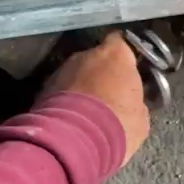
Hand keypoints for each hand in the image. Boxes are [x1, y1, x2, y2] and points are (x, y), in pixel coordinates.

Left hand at [42, 32, 149, 160]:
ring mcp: (61, 70)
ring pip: (76, 73)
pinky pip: (61, 89)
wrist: (74, 141)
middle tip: (108, 95)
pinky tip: (72, 118)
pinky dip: (66, 98)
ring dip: (82, 86)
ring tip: (88, 110)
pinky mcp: (44, 88)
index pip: (120, 42)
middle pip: (96, 58)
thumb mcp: (140, 117)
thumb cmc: (117, 124)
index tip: (128, 70)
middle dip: (101, 73)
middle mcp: (85, 55)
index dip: (124, 56)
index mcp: (115, 55)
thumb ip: (136, 100)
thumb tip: (132, 102)